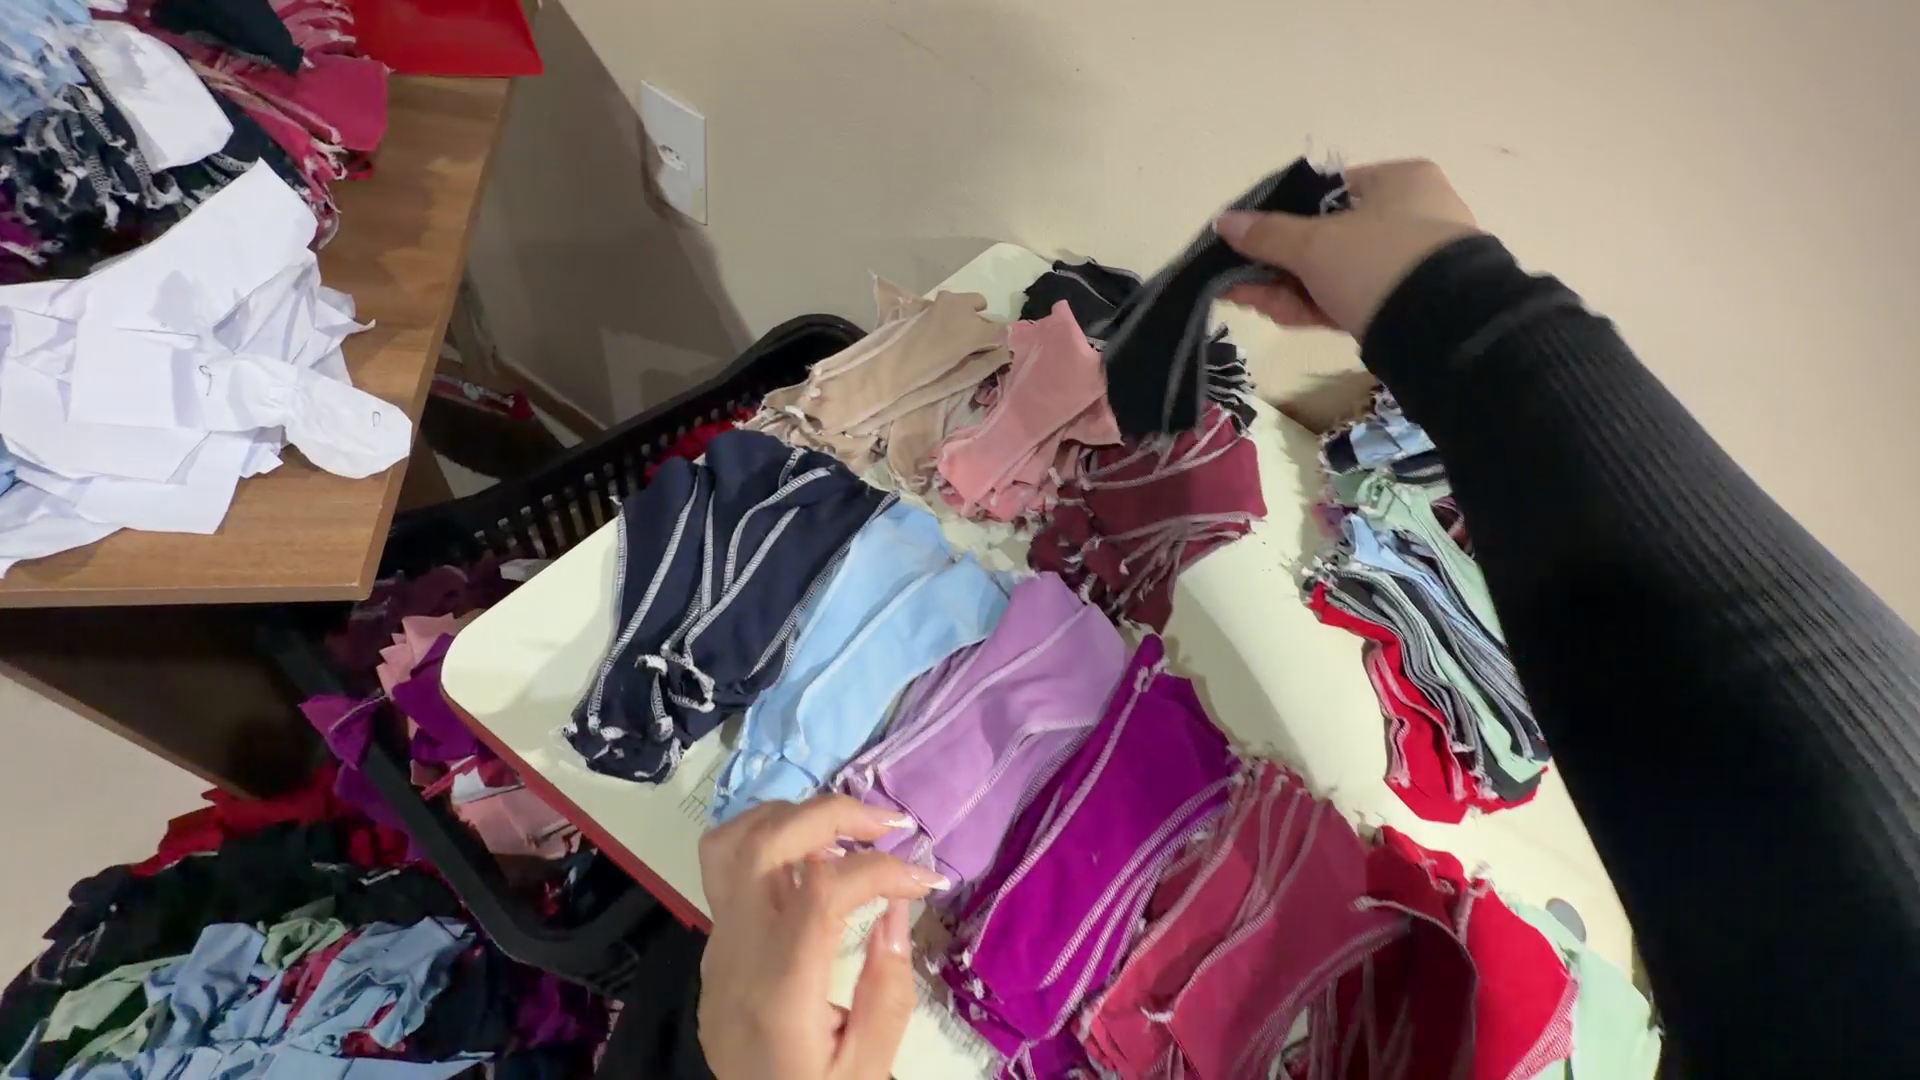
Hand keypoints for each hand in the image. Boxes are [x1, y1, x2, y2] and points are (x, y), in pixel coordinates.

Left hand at [697, 795, 950, 1079]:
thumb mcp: (867, 1068)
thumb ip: (888, 989)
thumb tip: (894, 902)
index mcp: (777, 991)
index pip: (819, 891)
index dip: (878, 869)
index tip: (926, 879)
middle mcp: (736, 954)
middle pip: (766, 843)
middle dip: (834, 815)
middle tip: (890, 826)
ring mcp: (717, 945)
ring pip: (733, 841)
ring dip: (794, 816)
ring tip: (847, 832)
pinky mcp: (715, 944)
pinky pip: (728, 866)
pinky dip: (773, 838)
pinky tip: (815, 856)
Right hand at [1214, 159, 1480, 338]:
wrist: (1438, 326)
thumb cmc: (1377, 261)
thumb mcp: (1315, 244)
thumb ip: (1267, 235)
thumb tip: (1223, 222)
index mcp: (1397, 181)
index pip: (1326, 192)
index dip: (1281, 216)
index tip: (1247, 240)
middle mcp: (1406, 217)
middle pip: (1322, 238)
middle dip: (1274, 263)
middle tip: (1234, 279)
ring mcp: (1402, 266)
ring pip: (1329, 274)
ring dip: (1282, 288)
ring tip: (1239, 297)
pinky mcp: (1396, 306)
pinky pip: (1343, 299)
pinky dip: (1308, 305)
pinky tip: (1271, 313)